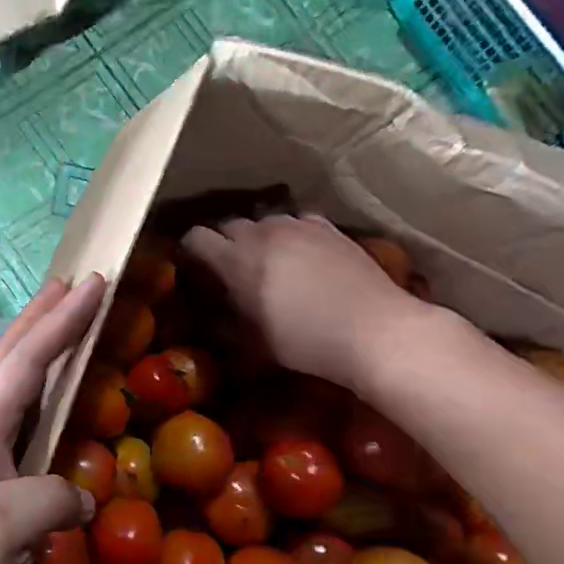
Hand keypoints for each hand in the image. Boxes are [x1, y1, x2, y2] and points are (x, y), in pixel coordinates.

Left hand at [0, 274, 106, 563]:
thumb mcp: (0, 531)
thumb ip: (51, 501)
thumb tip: (84, 495)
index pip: (26, 361)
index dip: (63, 322)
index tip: (95, 283)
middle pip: (11, 355)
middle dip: (45, 315)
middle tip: (75, 281)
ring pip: (11, 377)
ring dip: (39, 341)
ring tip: (63, 317)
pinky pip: (19, 409)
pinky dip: (40, 382)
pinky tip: (50, 391)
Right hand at [182, 214, 434, 392]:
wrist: (373, 331)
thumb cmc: (304, 342)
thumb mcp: (252, 342)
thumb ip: (224, 319)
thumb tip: (208, 311)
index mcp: (237, 260)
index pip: (196, 239)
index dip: (190, 252)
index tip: (192, 269)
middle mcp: (264, 233)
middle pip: (229, 225)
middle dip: (222, 243)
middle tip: (227, 269)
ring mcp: (300, 226)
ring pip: (264, 221)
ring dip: (256, 237)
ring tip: (264, 261)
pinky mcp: (330, 228)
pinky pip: (297, 222)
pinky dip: (289, 234)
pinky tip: (299, 255)